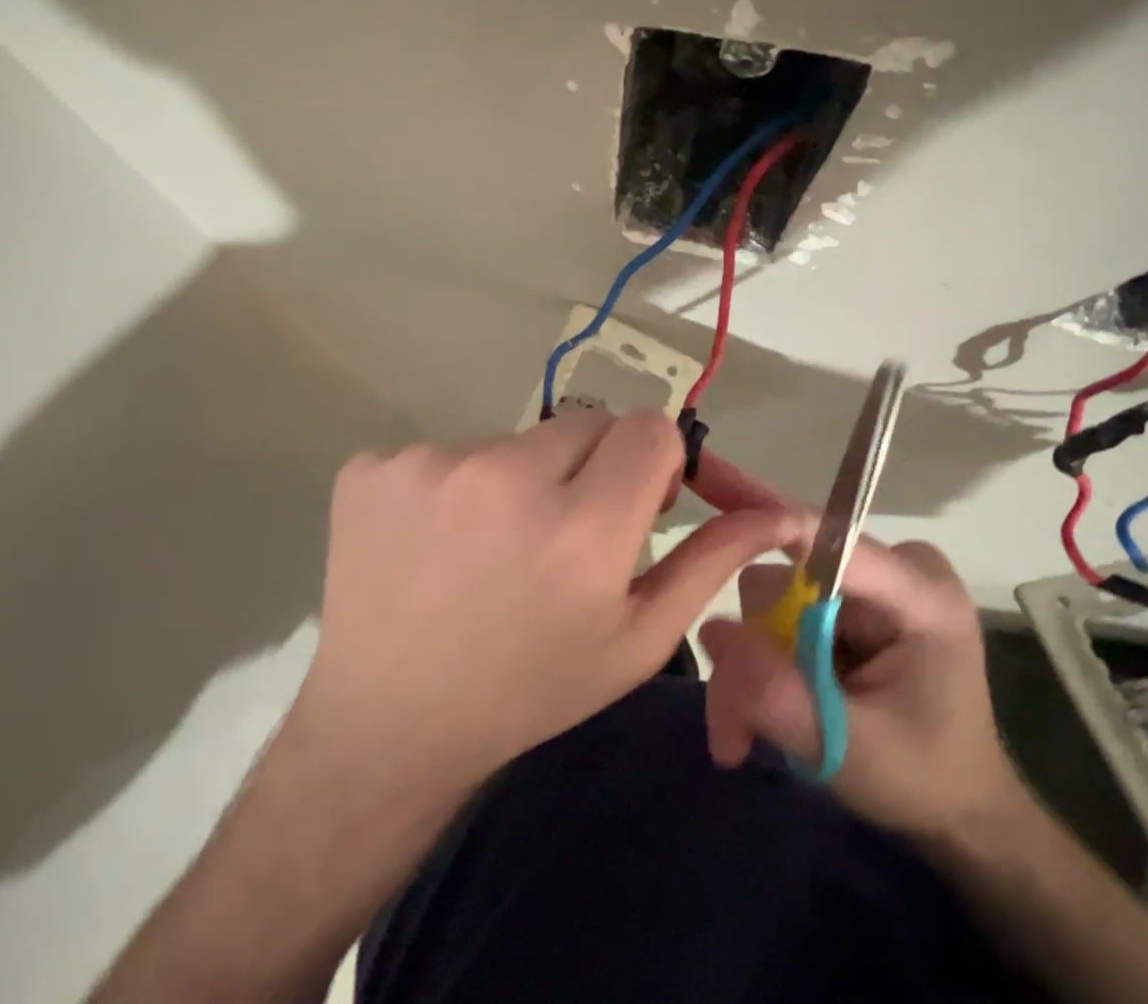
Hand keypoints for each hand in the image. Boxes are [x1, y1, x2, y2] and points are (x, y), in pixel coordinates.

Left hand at [297, 410, 804, 791]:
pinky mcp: (372, 466)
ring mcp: (428, 465)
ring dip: (513, 482)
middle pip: (581, 427)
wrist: (391, 719)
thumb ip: (708, 565)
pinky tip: (432, 549)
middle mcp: (505, 476)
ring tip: (486, 553)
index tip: (632, 505)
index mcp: (582, 527)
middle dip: (586, 471)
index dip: (651, 463)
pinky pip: (439, 455)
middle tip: (556, 538)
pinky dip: (447, 490)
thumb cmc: (527, 690)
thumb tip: (776, 514)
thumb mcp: (633, 642)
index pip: (649, 429)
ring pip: (506, 442)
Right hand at [689, 453, 1028, 840]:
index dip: (761, 519)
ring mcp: (866, 588)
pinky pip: (776, 617)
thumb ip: (779, 695)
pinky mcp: (844, 606)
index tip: (703, 482)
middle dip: (748, 649)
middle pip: (783, 575)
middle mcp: (893, 575)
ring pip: (768, 599)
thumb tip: (712, 632)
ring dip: (747, 667)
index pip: (828, 539)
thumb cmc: (922, 780)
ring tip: (742, 732)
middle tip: (731, 722)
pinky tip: (752, 718)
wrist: (955, 811)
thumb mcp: (846, 749)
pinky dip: (757, 668)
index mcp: (920, 598)